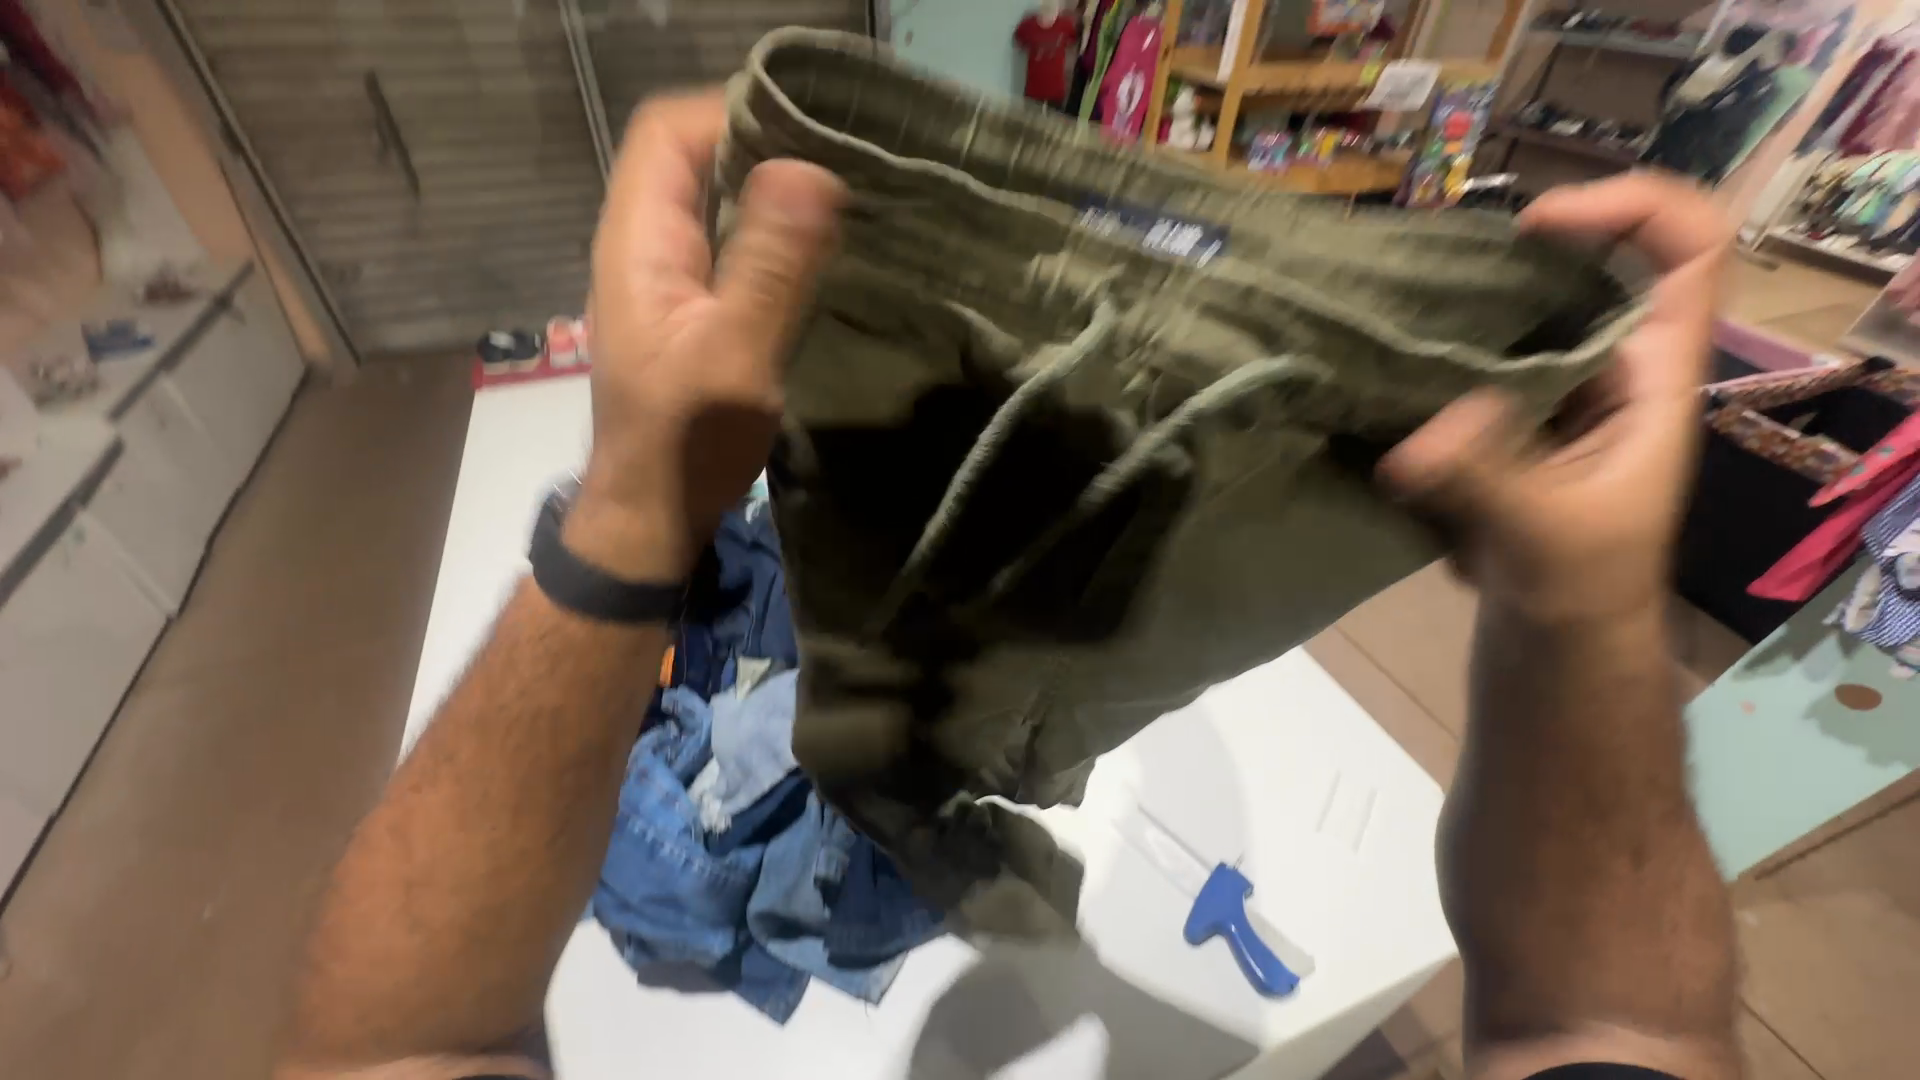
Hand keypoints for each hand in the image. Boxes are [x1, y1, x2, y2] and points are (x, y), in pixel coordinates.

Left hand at [564, 91, 844, 581]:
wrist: (655, 514)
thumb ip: (769, 266)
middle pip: (692, 159)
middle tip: (839, 169)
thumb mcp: (736, 355)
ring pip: (712, 204)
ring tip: (837, 206)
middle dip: (762, 150)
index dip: (734, 114)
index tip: (811, 136)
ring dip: (769, 197)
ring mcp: (664, 280)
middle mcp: (643, 246)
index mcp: (639, 241)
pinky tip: (813, 258)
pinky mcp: (688, 311)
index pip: (670, 131)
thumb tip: (810, 169)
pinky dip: (768, 239)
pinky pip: (726, 248)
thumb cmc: (688, 442)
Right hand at [1379, 173, 1729, 625]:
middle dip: (1514, 260)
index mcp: (1652, 378)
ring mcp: (1545, 398)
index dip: (1629, 213)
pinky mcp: (1495, 428)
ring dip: (1462, 309)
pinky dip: (1430, 358)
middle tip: (1431, 271)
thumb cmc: (1580, 581)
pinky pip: (1467, 370)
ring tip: (1394, 310)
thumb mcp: (1546, 531)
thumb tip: (1417, 441)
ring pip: (1517, 323)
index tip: (1536, 224)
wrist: (1552, 631)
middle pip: (1584, 274)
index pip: (1683, 256)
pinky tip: (1384, 363)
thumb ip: (1487, 479)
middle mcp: (1603, 372)